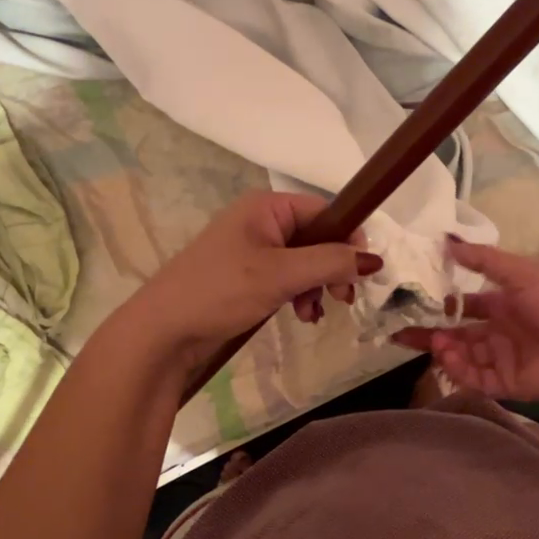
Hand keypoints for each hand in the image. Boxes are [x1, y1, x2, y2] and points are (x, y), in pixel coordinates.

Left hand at [125, 191, 382, 369]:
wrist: (162, 332)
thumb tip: (375, 259)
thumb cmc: (221, 291)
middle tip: (344, 298)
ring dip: (317, 286)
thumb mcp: (281, 275)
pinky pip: (287, 279)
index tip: (363, 271)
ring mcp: (252, 250)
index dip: (348, 238)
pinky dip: (300, 295)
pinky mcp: (246, 278)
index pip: (325, 211)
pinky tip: (302, 316)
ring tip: (315, 313)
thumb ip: (330, 263)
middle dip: (334, 267)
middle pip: (317, 236)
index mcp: (266, 207)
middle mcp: (260, 221)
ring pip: (304, 261)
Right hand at [392, 240, 538, 403]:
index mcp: (505, 303)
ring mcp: (501, 358)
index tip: (414, 299)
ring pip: (461, 355)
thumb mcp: (523, 273)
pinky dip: (458, 369)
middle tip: (399, 332)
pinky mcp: (505, 383)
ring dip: (443, 349)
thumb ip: (484, 260)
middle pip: (456, 332)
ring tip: (433, 342)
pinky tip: (447, 357)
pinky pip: (474, 378)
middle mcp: (499, 330)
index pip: (465, 304)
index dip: (442, 302)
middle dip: (429, 332)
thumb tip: (447, 241)